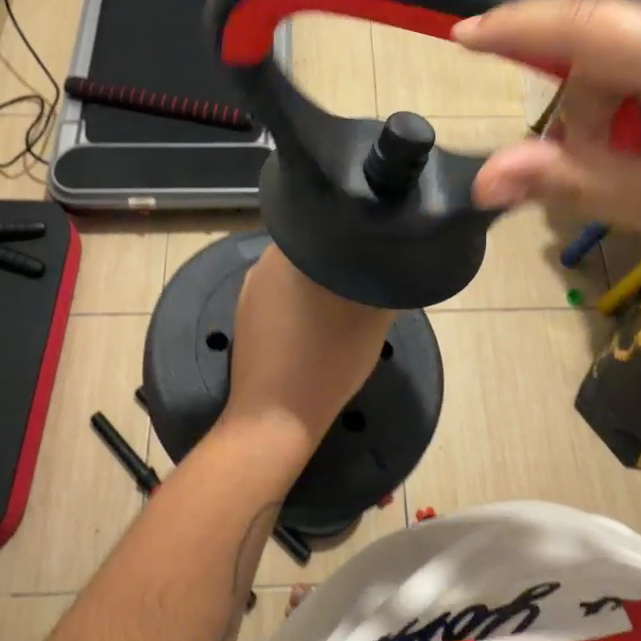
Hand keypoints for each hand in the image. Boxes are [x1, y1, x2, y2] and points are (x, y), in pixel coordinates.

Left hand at [220, 244, 396, 447]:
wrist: (275, 418)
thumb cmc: (326, 359)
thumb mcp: (373, 318)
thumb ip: (386, 283)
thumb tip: (394, 266)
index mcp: (289, 249)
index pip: (326, 222)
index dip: (353, 233)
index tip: (374, 249)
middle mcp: (263, 262)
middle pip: (310, 249)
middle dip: (337, 260)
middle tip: (367, 277)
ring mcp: (249, 292)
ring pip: (294, 274)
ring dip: (319, 284)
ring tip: (347, 303)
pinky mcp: (245, 319)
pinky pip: (280, 298)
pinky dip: (301, 305)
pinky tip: (318, 327)